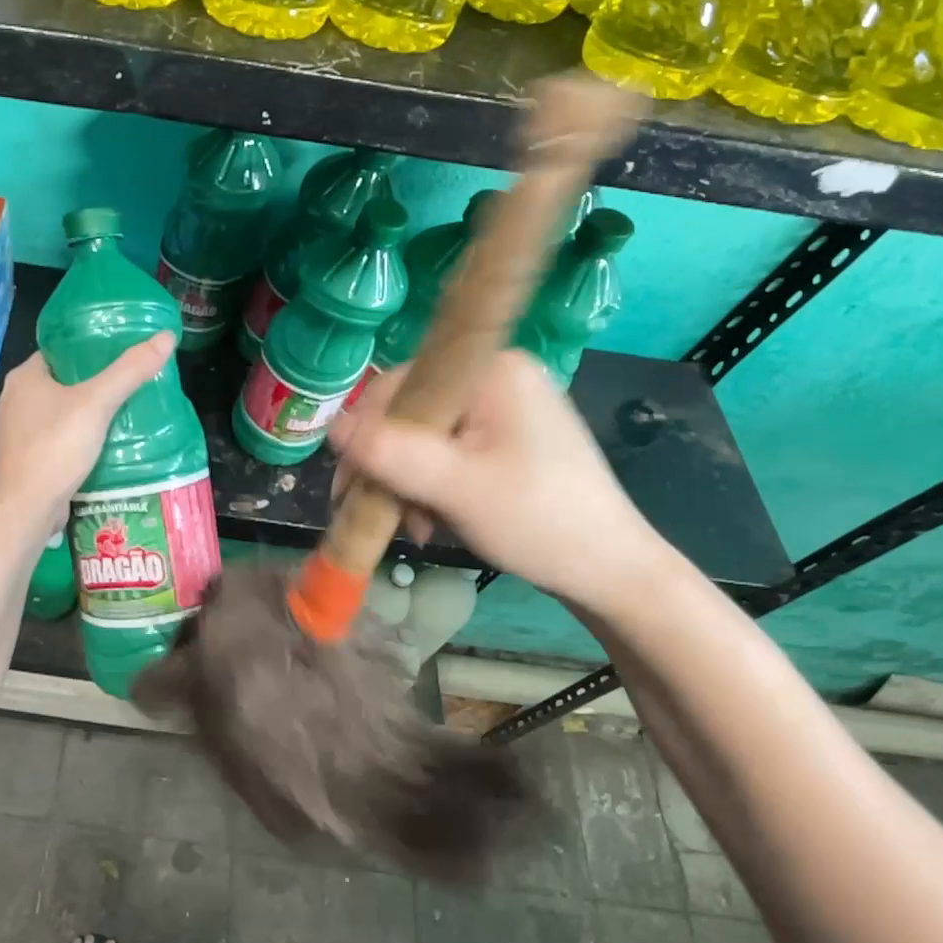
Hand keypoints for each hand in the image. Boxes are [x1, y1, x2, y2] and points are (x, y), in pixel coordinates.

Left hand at [0, 331, 176, 529]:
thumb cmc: (55, 447)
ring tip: (124, 412)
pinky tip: (105, 445)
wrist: (26, 509)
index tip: (120, 352)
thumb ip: (130, 371)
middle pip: (62, 382)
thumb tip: (165, 337)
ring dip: (87, 415)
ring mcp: (17, 434)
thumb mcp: (97, 404)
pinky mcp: (25, 460)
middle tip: (130, 383)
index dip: (89, 348)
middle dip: (94, 384)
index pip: (60, 351)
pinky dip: (78, 440)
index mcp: (24, 377)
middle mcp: (14, 401)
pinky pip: (57, 441)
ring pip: (59, 414)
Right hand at [327, 349, 670, 608]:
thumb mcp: (456, 487)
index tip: (351, 487)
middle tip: (378, 514)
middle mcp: (496, 377)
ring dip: (406, 483)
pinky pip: (446, 453)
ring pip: (423, 438)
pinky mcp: (506, 440)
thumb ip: (391, 452)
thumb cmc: (538, 521)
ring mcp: (503, 409)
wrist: (612, 571)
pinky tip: (431, 521)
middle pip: (409, 414)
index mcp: (491, 370)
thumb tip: (331, 428)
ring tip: (414, 527)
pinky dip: (429, 487)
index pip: (400, 386)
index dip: (367, 434)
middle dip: (389, 467)